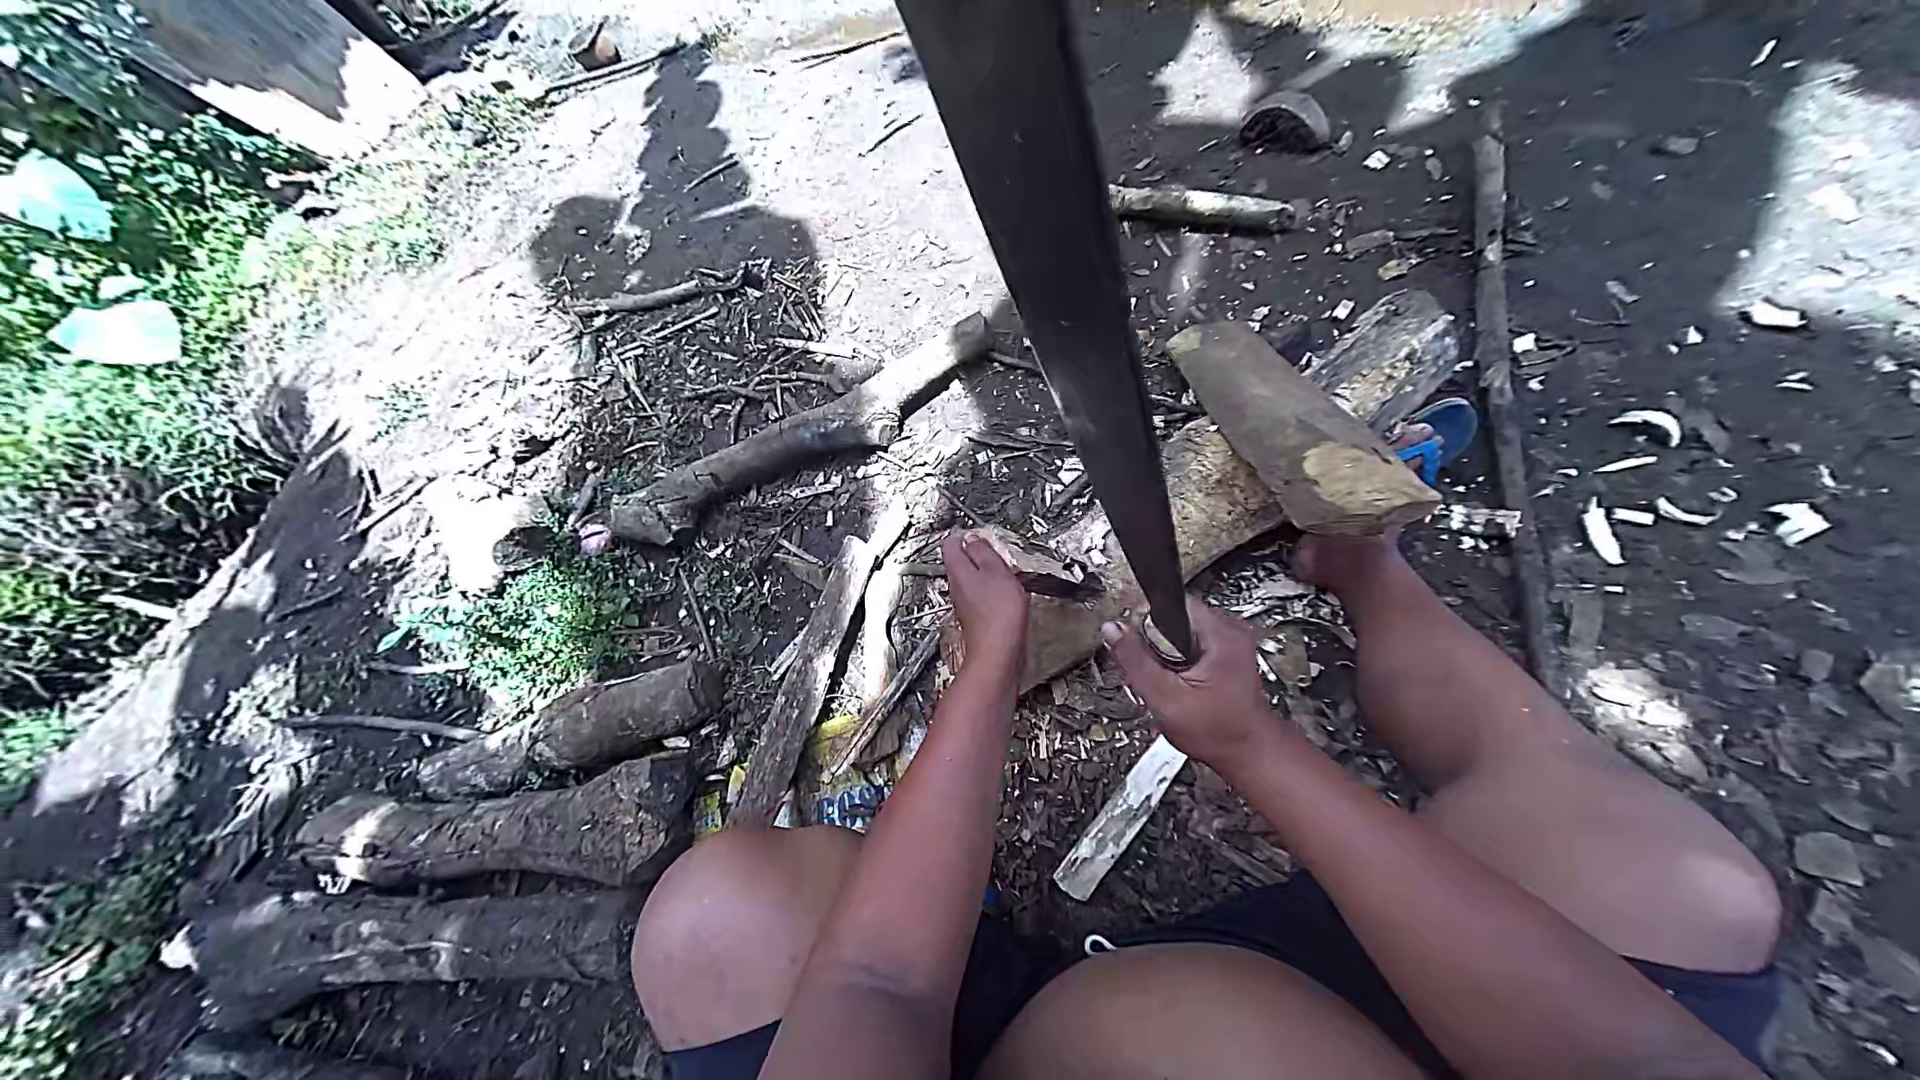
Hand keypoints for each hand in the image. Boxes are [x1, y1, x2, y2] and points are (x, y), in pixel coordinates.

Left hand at [943, 530, 1029, 667]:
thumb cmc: (998, 615)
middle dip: (978, 553)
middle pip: (961, 561)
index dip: (964, 534)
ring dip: (988, 572)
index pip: (950, 544)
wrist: (1000, 652)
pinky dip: (995, 590)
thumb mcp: (995, 571)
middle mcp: (957, 587)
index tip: (980, 533)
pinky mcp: (979, 617)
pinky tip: (1009, 594)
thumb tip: (973, 539)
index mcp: (958, 571)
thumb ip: (983, 552)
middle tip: (996, 551)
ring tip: (1006, 571)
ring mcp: (966, 603)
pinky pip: (984, 596)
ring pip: (973, 579)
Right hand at [1102, 596, 1285, 767]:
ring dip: (1166, 653)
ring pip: (1182, 630)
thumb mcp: (1164, 697)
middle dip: (1155, 644)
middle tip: (1155, 674)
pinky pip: (1193, 642)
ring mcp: (1233, 641)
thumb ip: (1135, 660)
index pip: (1171, 606)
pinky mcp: (1230, 652)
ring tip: (1167, 681)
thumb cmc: (1216, 731)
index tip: (1144, 651)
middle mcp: (1231, 631)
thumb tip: (1113, 629)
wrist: (1247, 753)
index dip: (1147, 626)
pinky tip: (1179, 681)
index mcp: (1220, 635)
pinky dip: (1180, 659)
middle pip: (1174, 618)